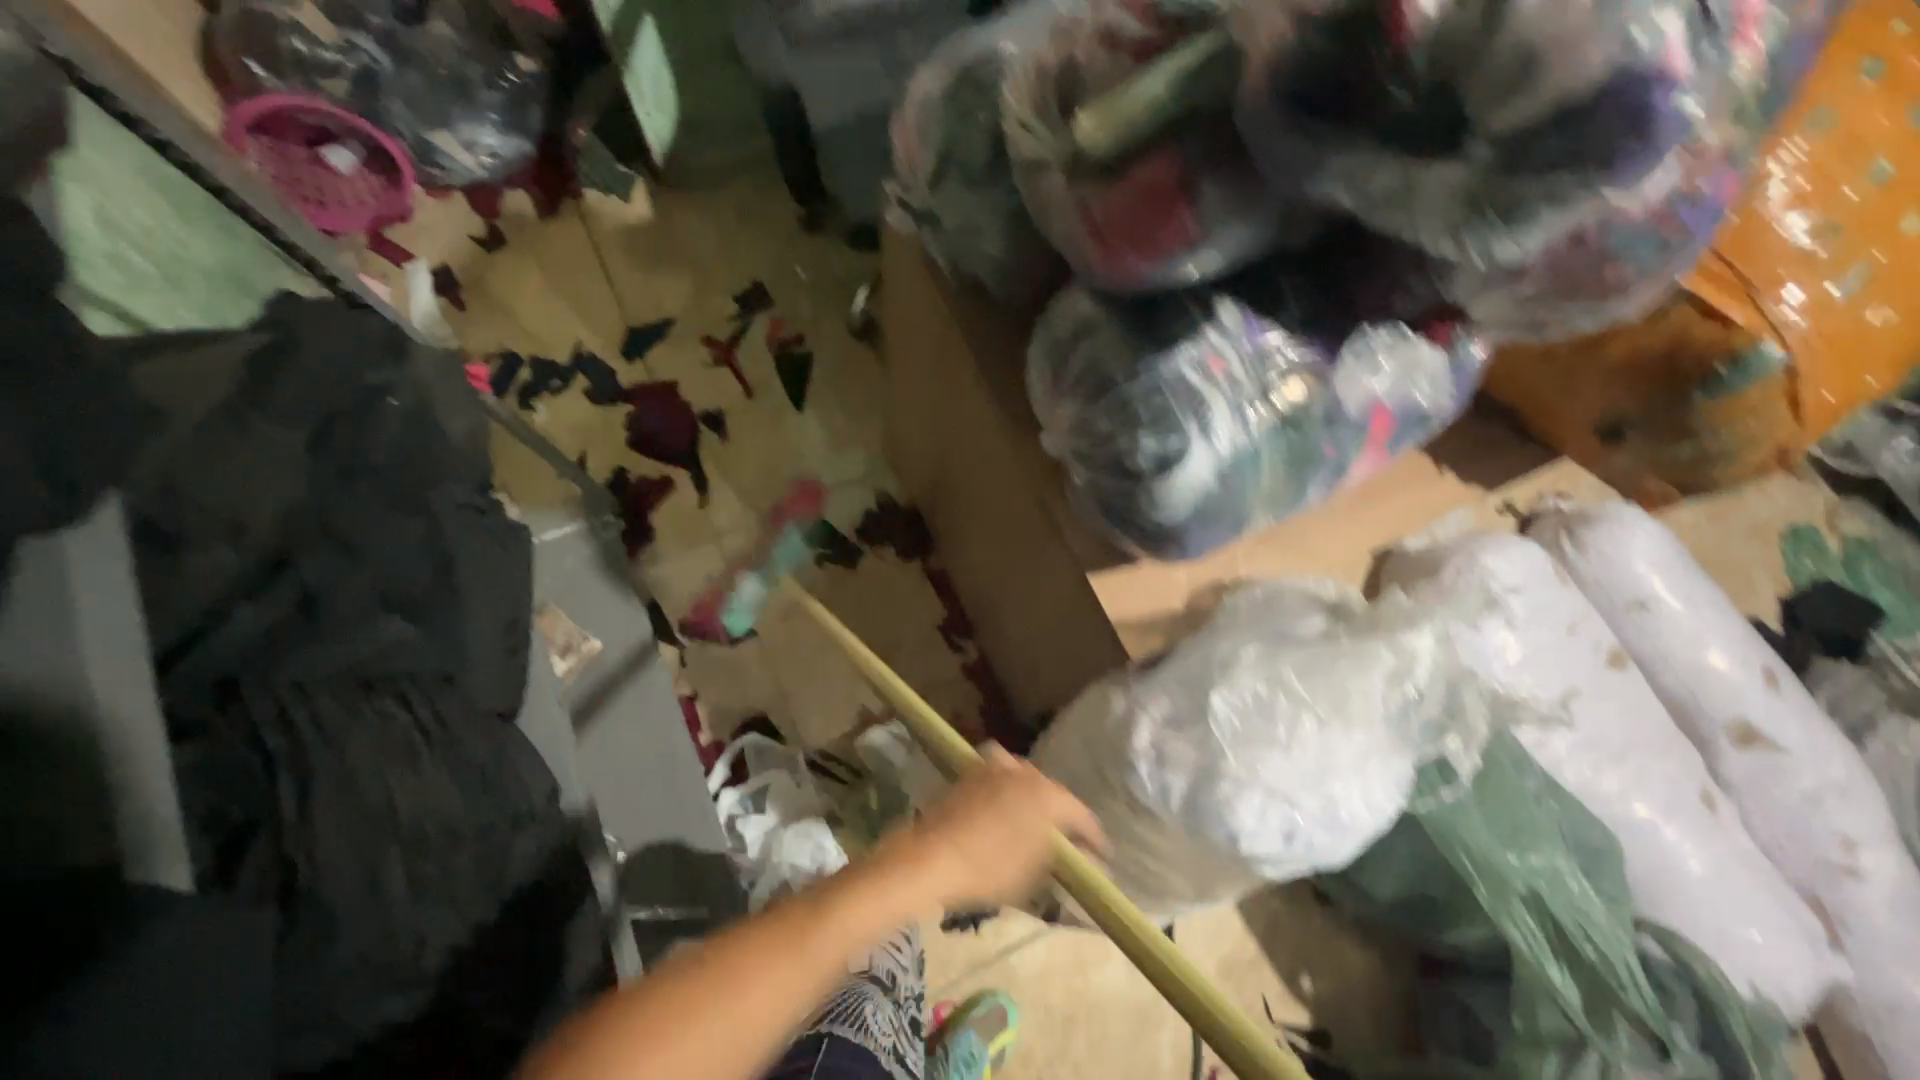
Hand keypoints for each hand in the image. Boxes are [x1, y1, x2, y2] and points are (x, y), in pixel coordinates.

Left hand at [880, 745, 1105, 910]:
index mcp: (1050, 797)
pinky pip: (997, 776)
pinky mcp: (969, 773)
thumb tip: (1089, 862)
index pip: (1084, 817)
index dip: (1095, 840)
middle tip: (1065, 843)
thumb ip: (1064, 863)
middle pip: (1054, 793)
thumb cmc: (989, 871)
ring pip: (1025, 778)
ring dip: (1033, 797)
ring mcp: (995, 769)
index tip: (1102, 859)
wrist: (930, 858)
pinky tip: (1000, 810)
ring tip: (1031, 820)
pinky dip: (1005, 790)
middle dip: (1062, 816)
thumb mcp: (1036, 877)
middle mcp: (1027, 774)